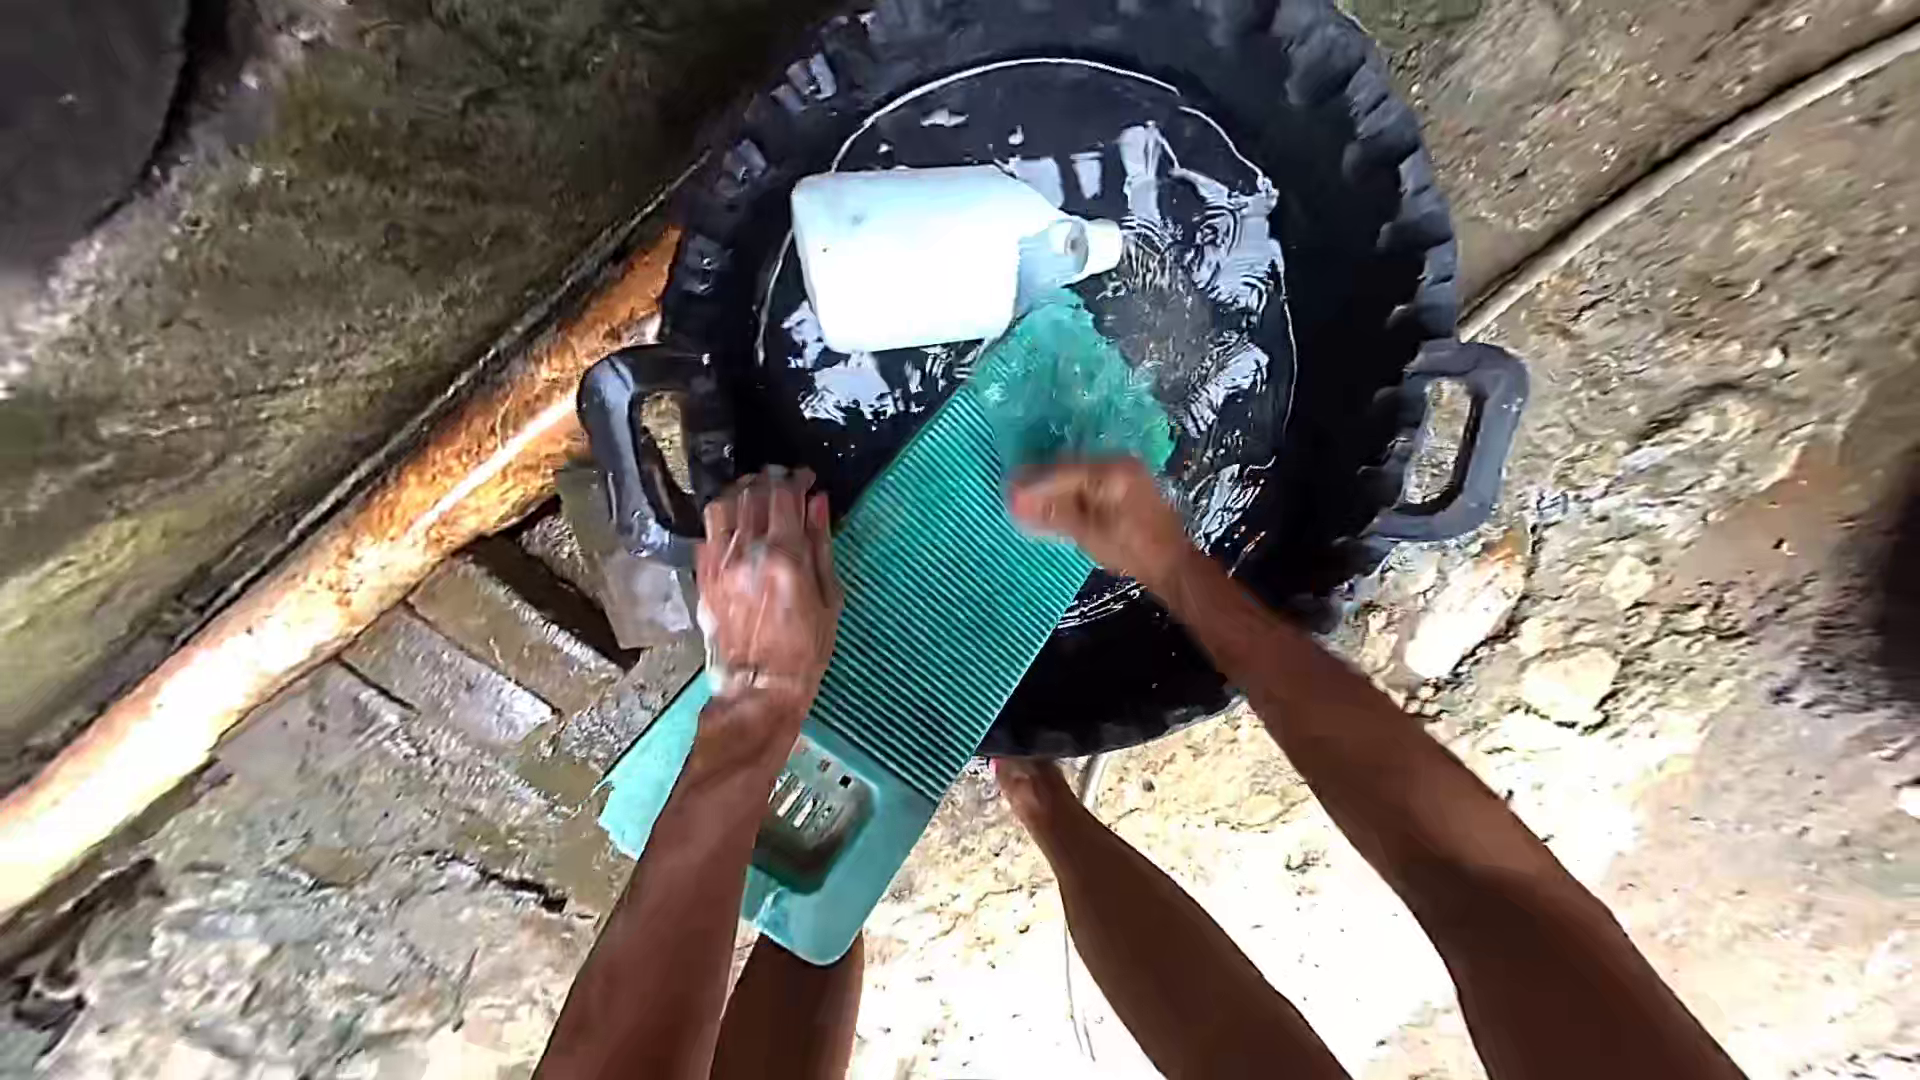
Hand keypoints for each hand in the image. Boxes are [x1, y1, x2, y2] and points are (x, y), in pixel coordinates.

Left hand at [696, 468, 841, 724]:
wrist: (759, 686)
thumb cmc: (805, 648)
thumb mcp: (829, 596)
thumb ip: (821, 543)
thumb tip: (818, 502)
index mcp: (784, 555)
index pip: (784, 494)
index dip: (797, 478)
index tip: (807, 478)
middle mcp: (746, 551)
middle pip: (752, 493)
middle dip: (771, 479)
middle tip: (785, 483)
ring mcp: (718, 563)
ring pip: (723, 505)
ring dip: (743, 492)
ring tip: (757, 496)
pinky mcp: (703, 577)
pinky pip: (708, 532)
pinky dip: (725, 518)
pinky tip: (737, 525)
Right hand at [1006, 459, 1196, 587]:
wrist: (1171, 563)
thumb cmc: (1131, 550)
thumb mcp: (1088, 533)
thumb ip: (1052, 513)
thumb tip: (1016, 502)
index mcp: (1111, 471)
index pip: (1061, 472)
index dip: (1032, 484)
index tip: (1008, 494)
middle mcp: (1117, 462)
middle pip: (1067, 468)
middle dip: (1039, 484)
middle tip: (1013, 498)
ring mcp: (1122, 470)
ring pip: (1076, 474)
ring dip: (1052, 488)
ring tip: (1027, 503)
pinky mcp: (1123, 483)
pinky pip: (1087, 481)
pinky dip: (1068, 492)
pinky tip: (1053, 505)